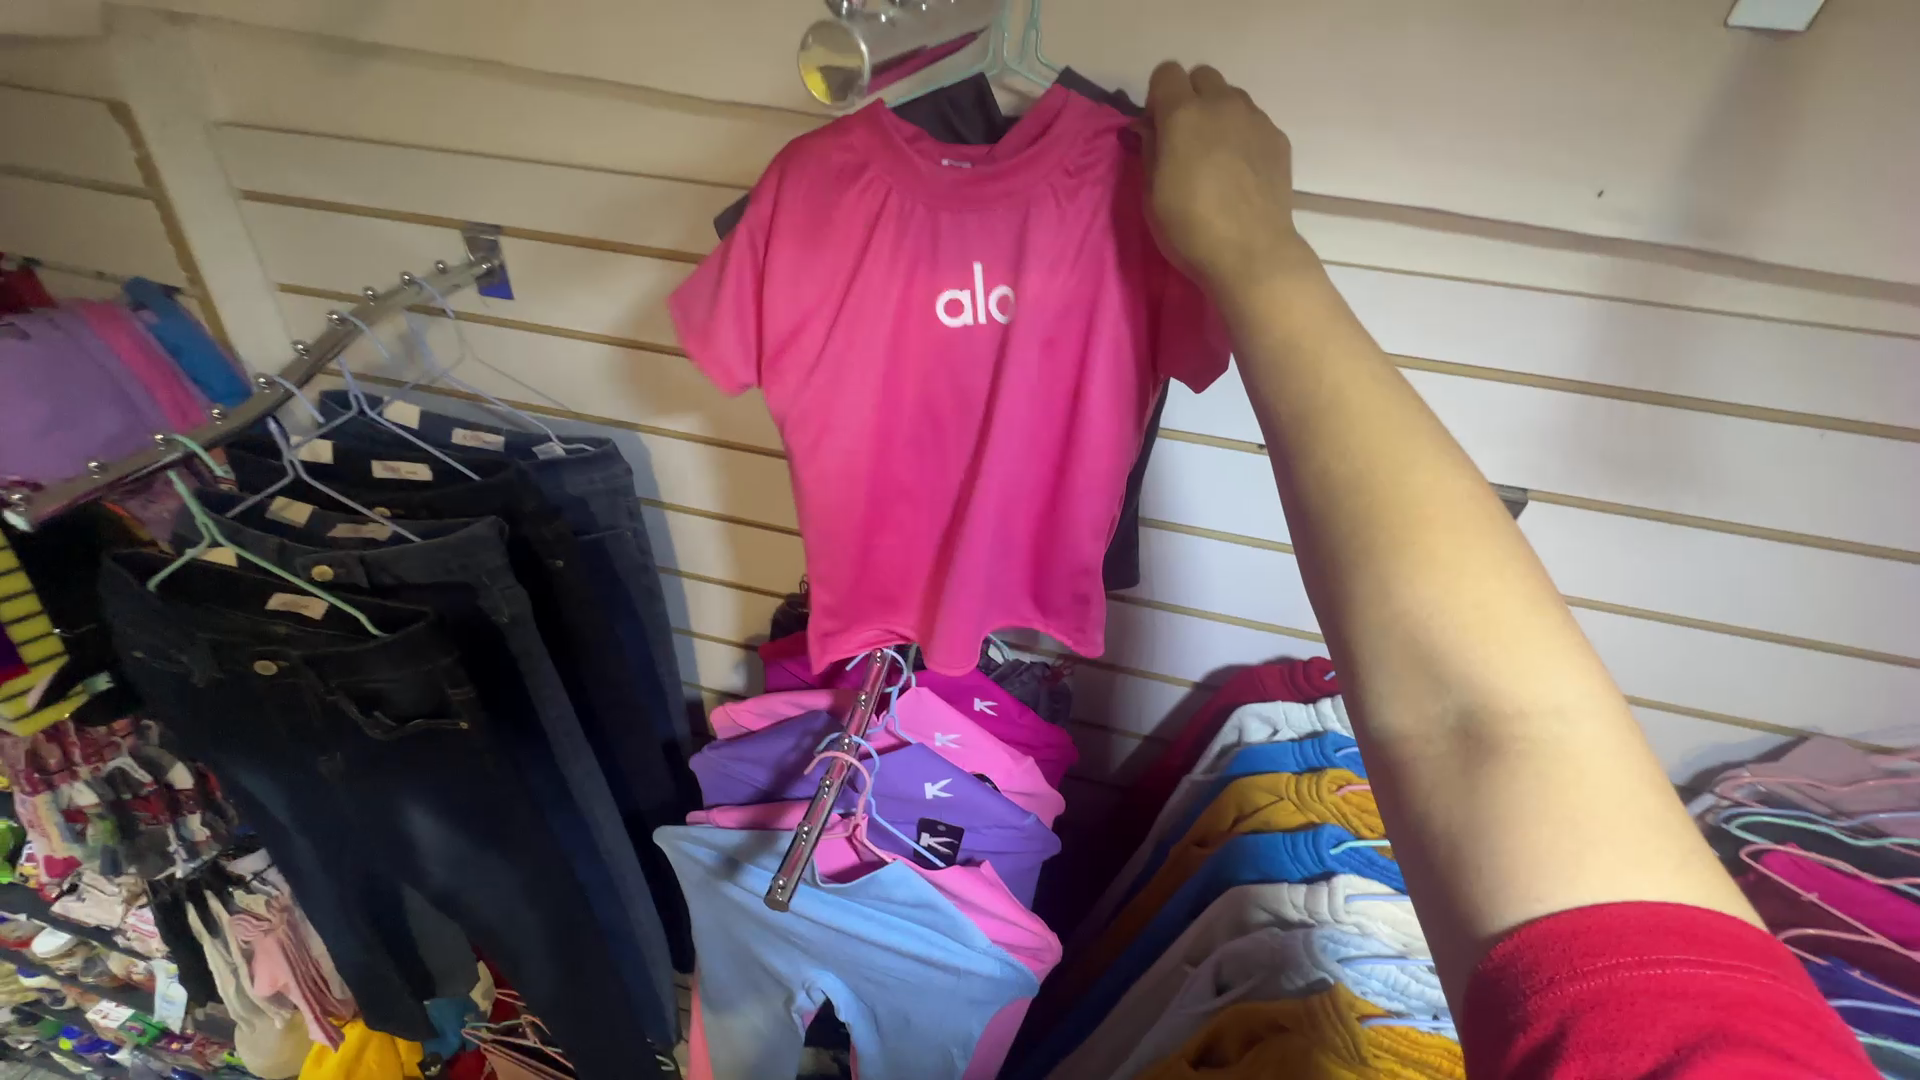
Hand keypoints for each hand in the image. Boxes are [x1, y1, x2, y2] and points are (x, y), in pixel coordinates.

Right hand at [1141, 63, 1313, 293]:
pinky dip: (1240, 136)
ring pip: (1231, 97)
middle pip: (1202, 76)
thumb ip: (1149, 151)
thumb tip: (1149, 129)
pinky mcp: (1277, 138)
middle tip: (1184, 141)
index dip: (1157, 98)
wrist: (1250, 251)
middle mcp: (1222, 104)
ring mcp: (1255, 118)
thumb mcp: (1151, 196)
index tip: (1156, 130)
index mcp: (1183, 115)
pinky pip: (1252, 122)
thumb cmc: (1189, 229)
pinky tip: (1238, 174)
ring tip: (1214, 159)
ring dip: (1217, 116)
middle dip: (1189, 99)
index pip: (1166, 74)